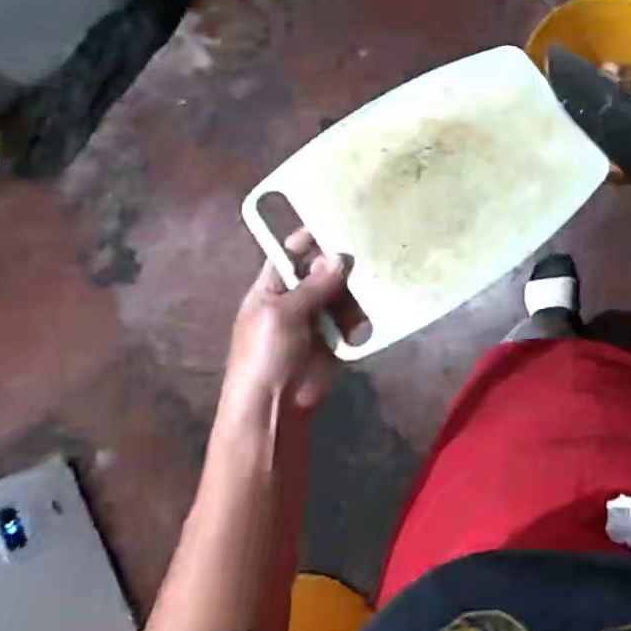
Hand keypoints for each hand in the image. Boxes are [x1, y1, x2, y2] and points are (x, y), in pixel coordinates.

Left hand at [217, 228, 352, 434]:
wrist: (274, 406)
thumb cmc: (265, 354)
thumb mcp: (282, 313)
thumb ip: (313, 284)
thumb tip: (340, 256)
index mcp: (273, 287)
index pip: (292, 252)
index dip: (312, 238)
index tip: (340, 224)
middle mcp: (298, 298)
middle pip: (326, 270)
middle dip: (344, 267)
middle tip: (365, 261)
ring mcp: (319, 318)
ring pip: (345, 293)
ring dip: (355, 297)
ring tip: (359, 308)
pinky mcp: (338, 339)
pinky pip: (356, 319)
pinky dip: (362, 320)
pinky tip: (361, 327)